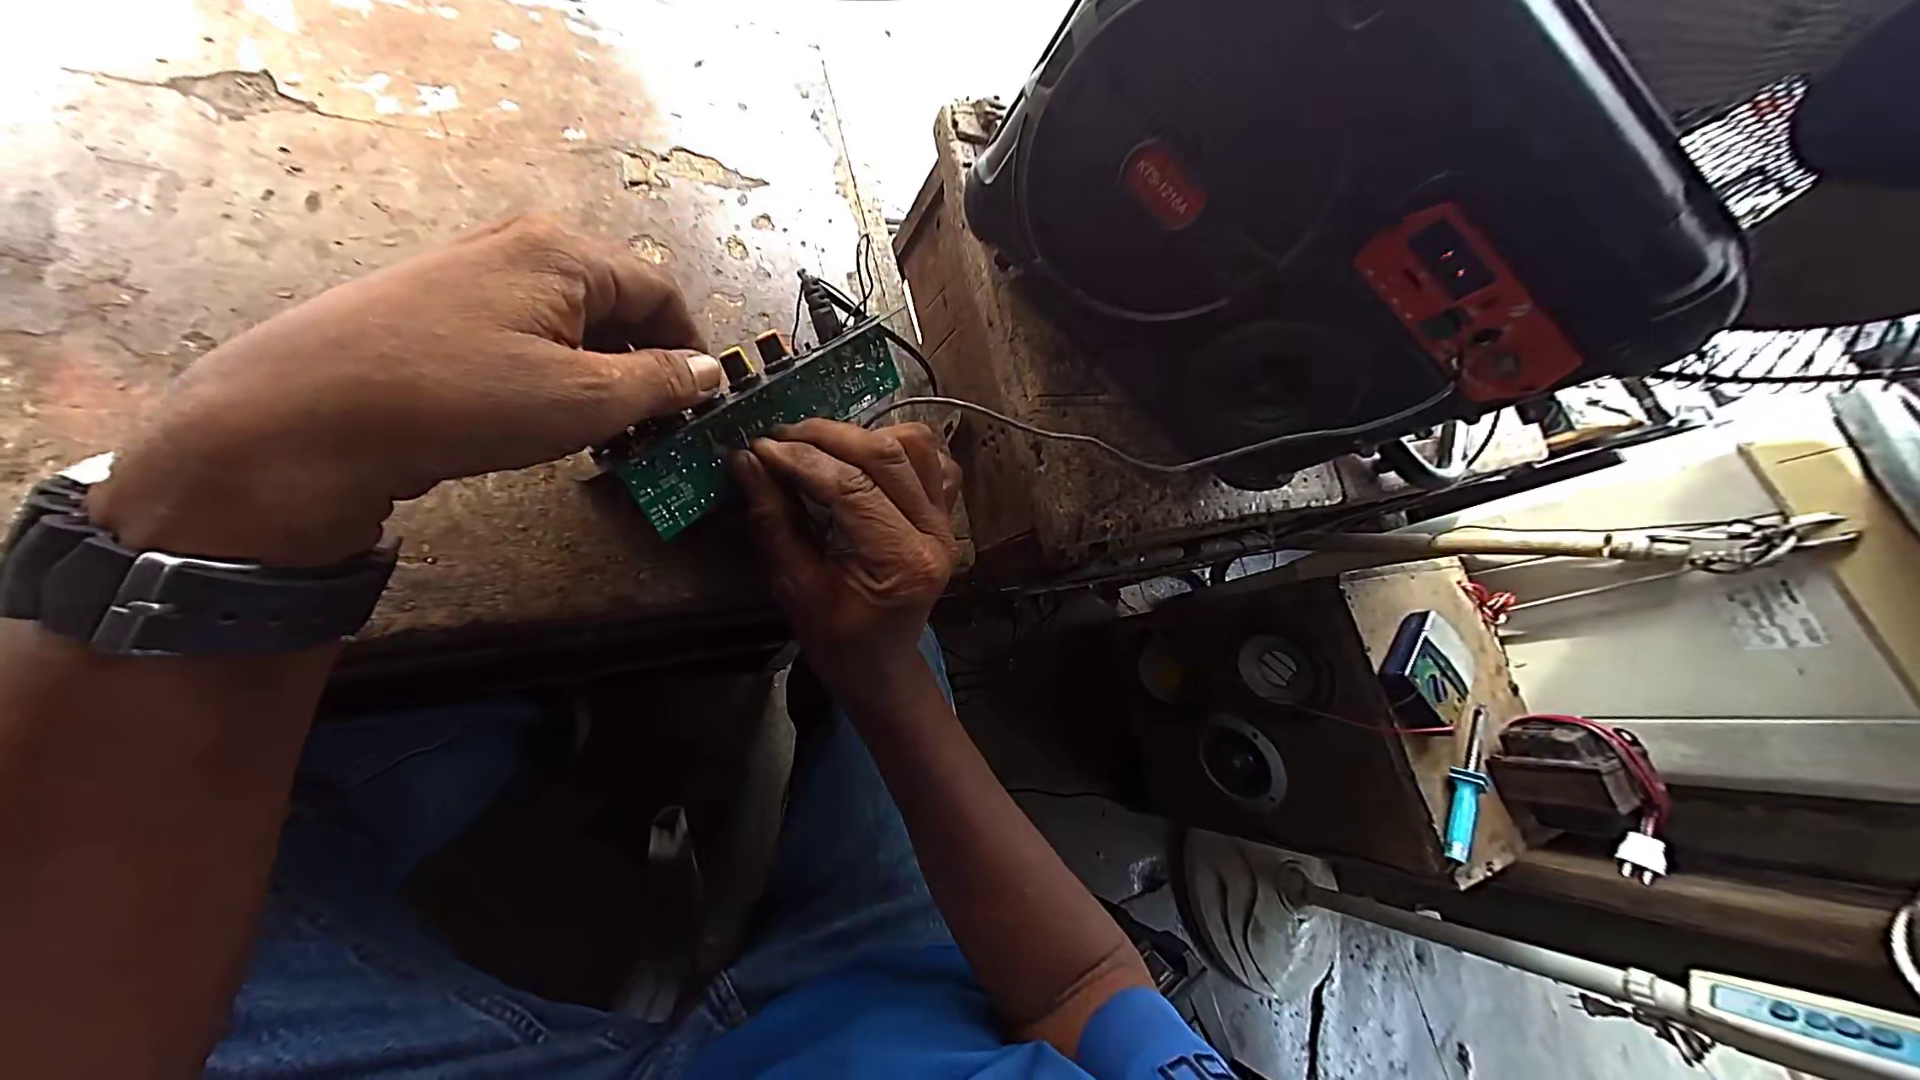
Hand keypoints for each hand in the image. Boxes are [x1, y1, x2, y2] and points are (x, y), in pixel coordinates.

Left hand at [87, 213, 720, 565]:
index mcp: (562, 254)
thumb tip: (709, 372)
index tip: (701, 399)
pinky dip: (564, 376)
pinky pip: (535, 339)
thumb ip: (662, 382)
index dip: (692, 346)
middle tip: (660, 423)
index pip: (661, 292)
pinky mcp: (447, 315)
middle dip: (650, 365)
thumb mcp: (586, 397)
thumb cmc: (461, 400)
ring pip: (578, 326)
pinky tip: (557, 417)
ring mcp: (478, 279)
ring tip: (614, 429)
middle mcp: (521, 250)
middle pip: (620, 305)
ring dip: (609, 376)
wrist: (302, 423)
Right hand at [731, 420, 961, 688]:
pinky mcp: (945, 513)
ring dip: (862, 434)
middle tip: (781, 438)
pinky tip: (862, 456)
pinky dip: (897, 446)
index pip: (854, 488)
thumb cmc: (837, 641)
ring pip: (916, 445)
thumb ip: (774, 521)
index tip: (760, 448)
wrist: (882, 662)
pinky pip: (932, 460)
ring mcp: (946, 520)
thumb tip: (746, 461)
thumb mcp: (795, 589)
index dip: (802, 460)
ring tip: (817, 444)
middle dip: (828, 436)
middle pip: (888, 455)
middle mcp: (935, 534)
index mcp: (902, 563)